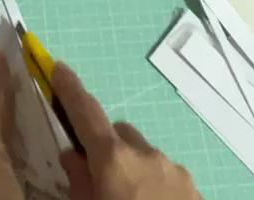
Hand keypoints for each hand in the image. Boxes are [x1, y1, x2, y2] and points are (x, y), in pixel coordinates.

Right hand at [53, 63, 201, 199]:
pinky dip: (153, 186)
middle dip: (104, 148)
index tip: (57, 67)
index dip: (69, 89)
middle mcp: (146, 154)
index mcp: (114, 160)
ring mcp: (175, 171)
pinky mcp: (196, 189)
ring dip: (131, 170)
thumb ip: (78, 186)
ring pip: (144, 156)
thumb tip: (73, 158)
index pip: (86, 112)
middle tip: (94, 181)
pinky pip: (166, 175)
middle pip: (117, 135)